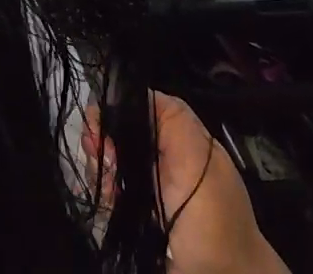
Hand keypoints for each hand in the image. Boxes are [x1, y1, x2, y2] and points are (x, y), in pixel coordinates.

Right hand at [82, 94, 288, 273]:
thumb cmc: (213, 223)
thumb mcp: (199, 161)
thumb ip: (172, 120)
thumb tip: (132, 89)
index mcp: (182, 139)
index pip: (137, 106)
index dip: (114, 111)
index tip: (99, 129)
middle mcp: (165, 158)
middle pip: (119, 132)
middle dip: (103, 142)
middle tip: (104, 163)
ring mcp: (151, 188)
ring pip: (111, 160)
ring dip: (100, 170)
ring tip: (107, 191)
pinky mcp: (139, 215)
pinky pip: (110, 190)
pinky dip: (101, 191)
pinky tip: (102, 200)